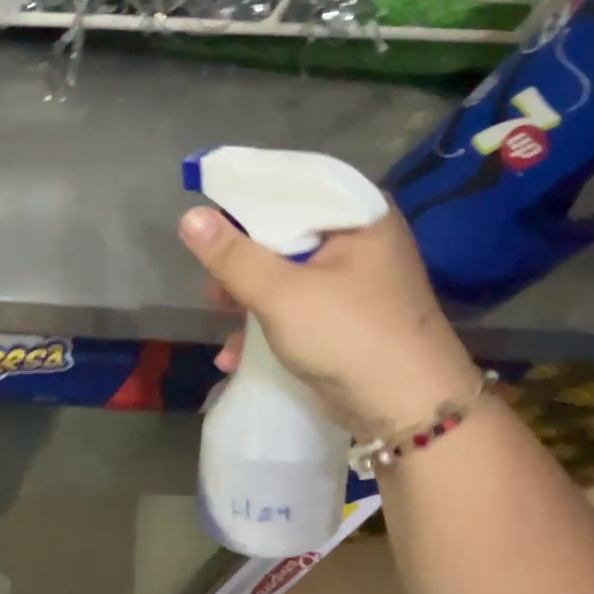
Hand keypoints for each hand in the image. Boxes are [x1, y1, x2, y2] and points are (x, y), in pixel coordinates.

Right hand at [180, 206, 481, 438]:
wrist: (404, 405)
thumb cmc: (347, 335)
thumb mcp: (281, 293)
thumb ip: (233, 256)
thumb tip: (189, 217)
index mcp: (358, 217)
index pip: (294, 189)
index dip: (247, 203)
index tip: (207, 225)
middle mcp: (359, 242)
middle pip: (284, 236)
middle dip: (241, 266)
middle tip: (214, 289)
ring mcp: (353, 284)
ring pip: (283, 278)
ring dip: (245, 303)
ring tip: (221, 324)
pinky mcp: (342, 321)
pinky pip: (292, 311)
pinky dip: (263, 329)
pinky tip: (235, 356)